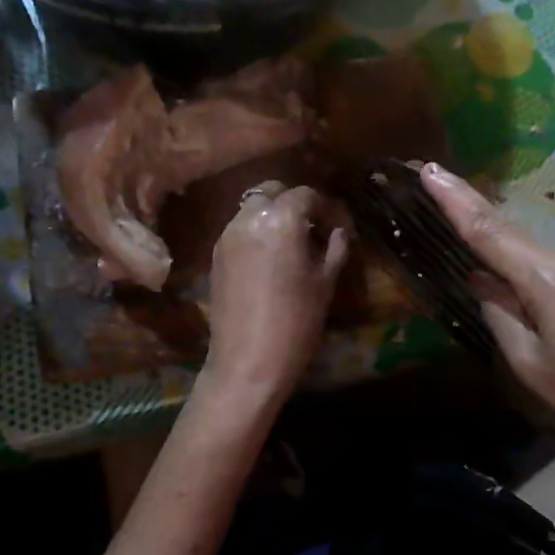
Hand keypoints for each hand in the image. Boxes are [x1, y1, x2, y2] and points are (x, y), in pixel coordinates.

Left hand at [204, 183, 349, 401]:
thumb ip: (334, 248)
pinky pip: (239, 231)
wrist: (247, 361)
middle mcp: (248, 219)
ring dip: (272, 217)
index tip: (338, 227)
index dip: (325, 207)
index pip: (305, 195)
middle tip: (313, 229)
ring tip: (292, 244)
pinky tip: (270, 259)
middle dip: (294, 204)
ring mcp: (226, 236)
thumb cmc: (295, 322)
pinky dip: (256, 233)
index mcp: (280, 220)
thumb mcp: (324, 283)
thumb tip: (338, 231)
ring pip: (252, 210)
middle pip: (272, 193)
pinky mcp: (215, 256)